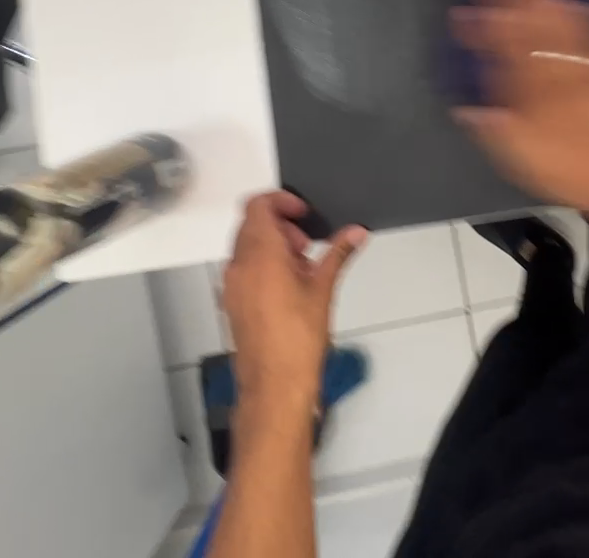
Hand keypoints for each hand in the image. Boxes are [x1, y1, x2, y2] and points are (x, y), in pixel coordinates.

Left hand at [221, 191, 366, 417]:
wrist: (275, 386)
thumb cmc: (299, 337)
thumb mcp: (324, 289)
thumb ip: (339, 253)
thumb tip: (357, 232)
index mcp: (260, 255)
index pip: (257, 206)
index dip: (281, 201)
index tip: (304, 215)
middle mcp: (238, 266)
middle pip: (251, 224)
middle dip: (281, 225)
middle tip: (308, 244)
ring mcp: (231, 286)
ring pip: (246, 247)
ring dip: (273, 245)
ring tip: (303, 267)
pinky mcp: (232, 303)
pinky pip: (243, 269)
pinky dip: (264, 265)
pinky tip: (289, 287)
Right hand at [451, 0, 588, 215]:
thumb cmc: (569, 170)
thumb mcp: (519, 155)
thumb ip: (493, 126)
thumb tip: (469, 110)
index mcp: (531, 90)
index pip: (501, 49)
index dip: (482, 27)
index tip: (465, 13)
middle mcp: (558, 74)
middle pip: (531, 28)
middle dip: (511, 1)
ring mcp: (586, 72)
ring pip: (563, 28)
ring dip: (546, 3)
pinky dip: (586, 21)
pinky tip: (583, 8)